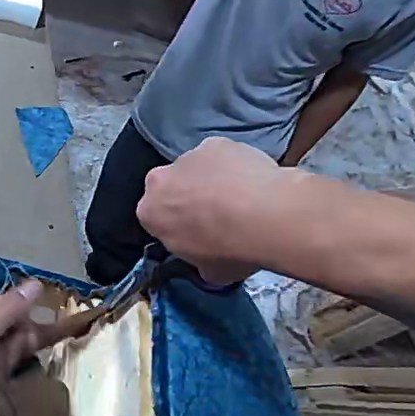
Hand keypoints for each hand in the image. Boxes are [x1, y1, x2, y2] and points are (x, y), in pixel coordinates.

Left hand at [0, 282, 44, 415]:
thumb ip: (5, 310)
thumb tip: (36, 284)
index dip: (13, 304)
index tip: (40, 307)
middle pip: (1, 321)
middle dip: (23, 326)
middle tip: (51, 328)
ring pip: (9, 342)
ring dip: (27, 343)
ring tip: (57, 337)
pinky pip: (10, 363)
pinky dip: (23, 360)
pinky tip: (42, 357)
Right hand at [138, 137, 285, 284]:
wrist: (265, 216)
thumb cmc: (230, 249)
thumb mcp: (209, 272)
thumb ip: (200, 264)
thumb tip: (208, 265)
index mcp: (149, 213)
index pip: (155, 219)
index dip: (175, 226)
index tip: (195, 235)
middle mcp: (159, 180)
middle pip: (169, 187)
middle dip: (185, 197)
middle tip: (216, 214)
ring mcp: (187, 157)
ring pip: (195, 169)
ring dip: (209, 180)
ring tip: (240, 197)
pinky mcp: (215, 143)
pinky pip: (220, 155)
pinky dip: (231, 164)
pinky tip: (251, 180)